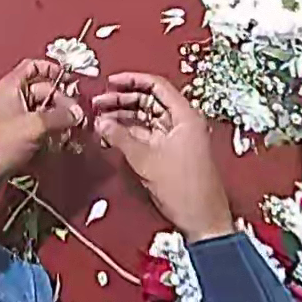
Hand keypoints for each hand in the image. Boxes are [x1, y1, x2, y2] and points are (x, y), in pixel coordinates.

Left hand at [0, 58, 84, 182]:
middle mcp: (13, 98)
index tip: (69, 79)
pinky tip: (60, 141)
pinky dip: (50, 131)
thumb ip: (59, 116)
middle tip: (76, 115)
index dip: (52, 69)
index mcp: (12, 86)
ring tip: (71, 130)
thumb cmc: (0, 144)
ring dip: (58, 119)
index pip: (33, 66)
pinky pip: (38, 127)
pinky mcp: (17, 136)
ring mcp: (15, 118)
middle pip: (43, 90)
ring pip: (43, 111)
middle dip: (61, 101)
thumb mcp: (34, 126)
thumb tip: (76, 113)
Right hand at [93, 73, 235, 242]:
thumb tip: (100, 121)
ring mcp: (176, 136)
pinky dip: (129, 132)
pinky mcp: (170, 150)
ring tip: (100, 119)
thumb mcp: (147, 160)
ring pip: (145, 117)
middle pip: (149, 100)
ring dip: (123, 117)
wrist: (203, 222)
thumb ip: (121, 137)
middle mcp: (181, 121)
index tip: (110, 82)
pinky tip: (111, 134)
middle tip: (99, 103)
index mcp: (184, 115)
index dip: (131, 80)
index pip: (156, 85)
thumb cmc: (183, 189)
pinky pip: (146, 133)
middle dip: (122, 100)